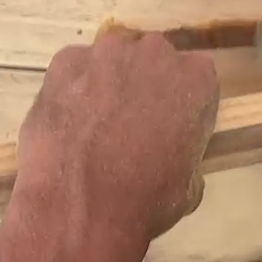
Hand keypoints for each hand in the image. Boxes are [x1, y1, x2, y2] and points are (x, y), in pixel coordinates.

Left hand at [12, 28, 219, 256]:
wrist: (80, 207)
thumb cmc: (145, 202)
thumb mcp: (187, 188)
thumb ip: (185, 156)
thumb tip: (171, 159)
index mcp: (197, 79)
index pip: (195, 78)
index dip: (179, 104)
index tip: (168, 128)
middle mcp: (154, 53)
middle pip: (152, 61)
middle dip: (143, 87)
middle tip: (129, 127)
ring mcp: (105, 53)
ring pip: (110, 60)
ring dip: (107, 83)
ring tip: (94, 125)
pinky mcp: (64, 62)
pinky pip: (73, 70)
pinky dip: (71, 90)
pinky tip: (67, 123)